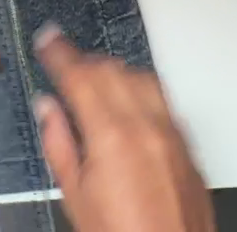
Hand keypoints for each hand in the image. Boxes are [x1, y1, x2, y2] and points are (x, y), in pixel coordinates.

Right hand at [33, 25, 213, 231]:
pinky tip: (131, 99)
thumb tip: (47, 108)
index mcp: (110, 137)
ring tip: (96, 75)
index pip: (79, 75)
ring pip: (142, 77)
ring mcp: (172, 138)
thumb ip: (57, 143)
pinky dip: (142, 89)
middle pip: (111, 69)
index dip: (58, 51)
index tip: (47, 40)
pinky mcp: (190, 151)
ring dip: (115, 70)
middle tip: (64, 60)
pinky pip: (165, 101)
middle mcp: (145, 129)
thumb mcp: (74, 195)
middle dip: (83, 59)